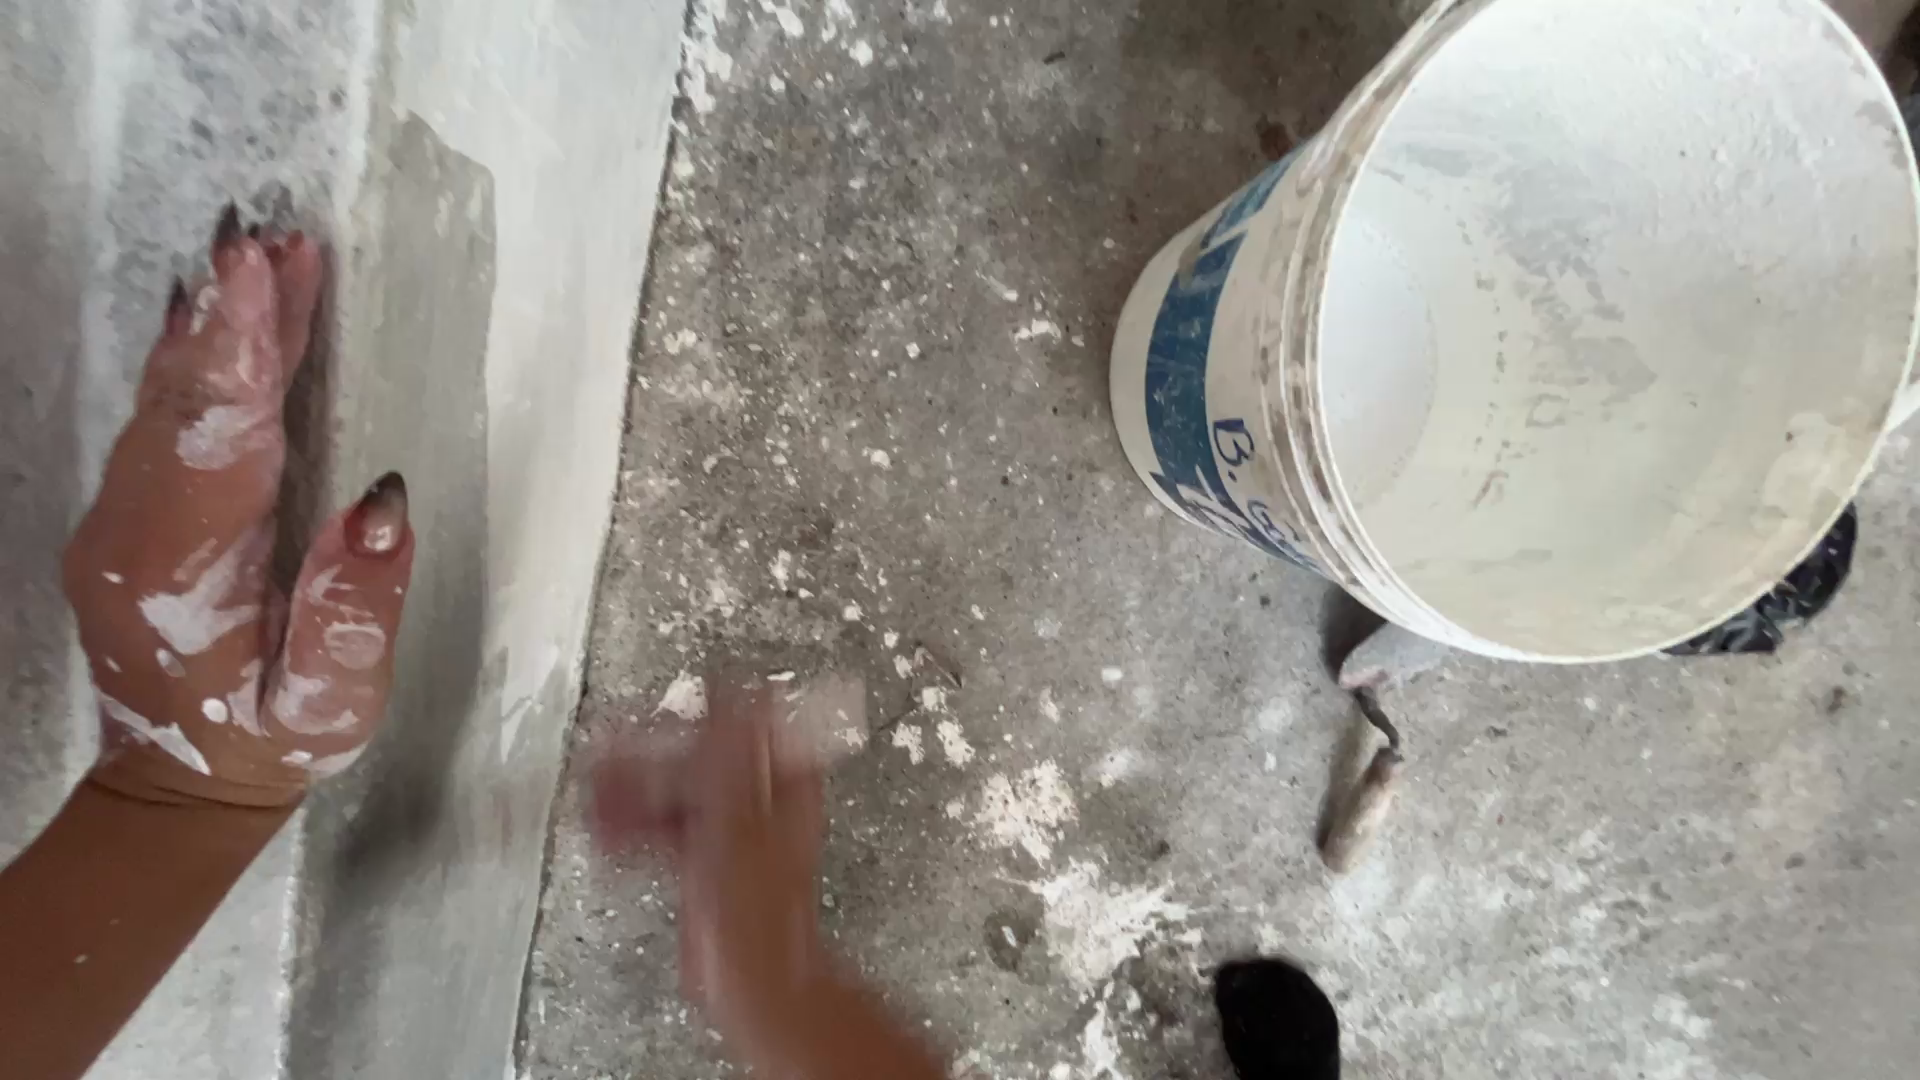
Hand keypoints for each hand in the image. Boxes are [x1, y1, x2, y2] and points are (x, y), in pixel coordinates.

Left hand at [60, 205, 413, 808]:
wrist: (185, 780)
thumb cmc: (278, 737)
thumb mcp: (336, 693)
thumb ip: (357, 602)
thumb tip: (381, 503)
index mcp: (178, 569)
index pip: (217, 442)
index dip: (243, 358)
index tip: (266, 277)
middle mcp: (132, 529)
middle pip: (185, 404)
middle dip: (231, 320)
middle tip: (273, 243)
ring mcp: (126, 519)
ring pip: (172, 404)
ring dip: (221, 330)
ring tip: (268, 265)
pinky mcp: (144, 516)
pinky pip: (173, 424)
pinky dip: (205, 366)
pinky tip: (225, 328)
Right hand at [590, 678, 828, 1054]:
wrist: (752, 976)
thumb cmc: (761, 907)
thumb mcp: (742, 822)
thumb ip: (734, 759)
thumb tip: (742, 696)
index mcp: (783, 781)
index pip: (759, 718)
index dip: (730, 693)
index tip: (704, 671)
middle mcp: (761, 796)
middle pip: (705, 752)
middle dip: (656, 745)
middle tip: (614, 734)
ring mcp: (733, 826)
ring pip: (679, 787)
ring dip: (635, 783)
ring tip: (592, 778)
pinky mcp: (706, 855)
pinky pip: (665, 824)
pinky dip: (635, 821)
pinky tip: (604, 823)